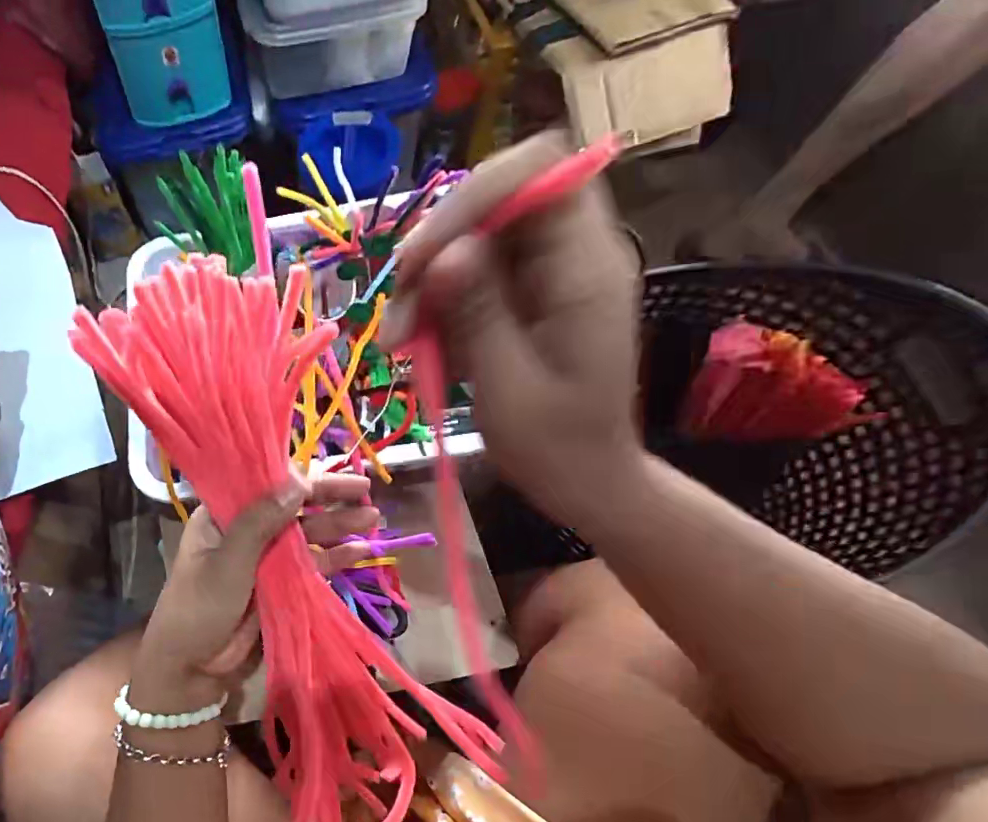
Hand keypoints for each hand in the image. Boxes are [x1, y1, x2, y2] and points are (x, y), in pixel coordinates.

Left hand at [129, 472, 377, 711]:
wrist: (191, 667)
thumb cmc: (198, 607)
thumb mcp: (228, 560)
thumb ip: (262, 520)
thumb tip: (300, 479)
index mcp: (223, 515)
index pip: (266, 484)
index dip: (300, 476)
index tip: (332, 472)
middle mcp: (247, 530)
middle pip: (294, 507)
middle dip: (329, 499)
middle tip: (366, 490)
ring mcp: (267, 558)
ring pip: (308, 535)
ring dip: (338, 527)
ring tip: (373, 519)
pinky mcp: (282, 585)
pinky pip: (313, 565)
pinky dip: (336, 558)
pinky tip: (361, 551)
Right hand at [381, 132, 642, 519]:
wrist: (587, 482)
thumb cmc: (557, 449)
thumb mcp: (510, 387)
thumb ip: (479, 314)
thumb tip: (446, 251)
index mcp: (585, 269)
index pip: (537, 173)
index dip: (475, 196)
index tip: (424, 258)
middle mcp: (571, 257)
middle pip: (494, 206)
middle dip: (437, 252)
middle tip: (400, 315)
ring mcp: (547, 277)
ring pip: (474, 244)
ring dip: (429, 288)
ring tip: (400, 345)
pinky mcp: (527, 300)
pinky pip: (473, 280)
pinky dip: (441, 309)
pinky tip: (422, 350)